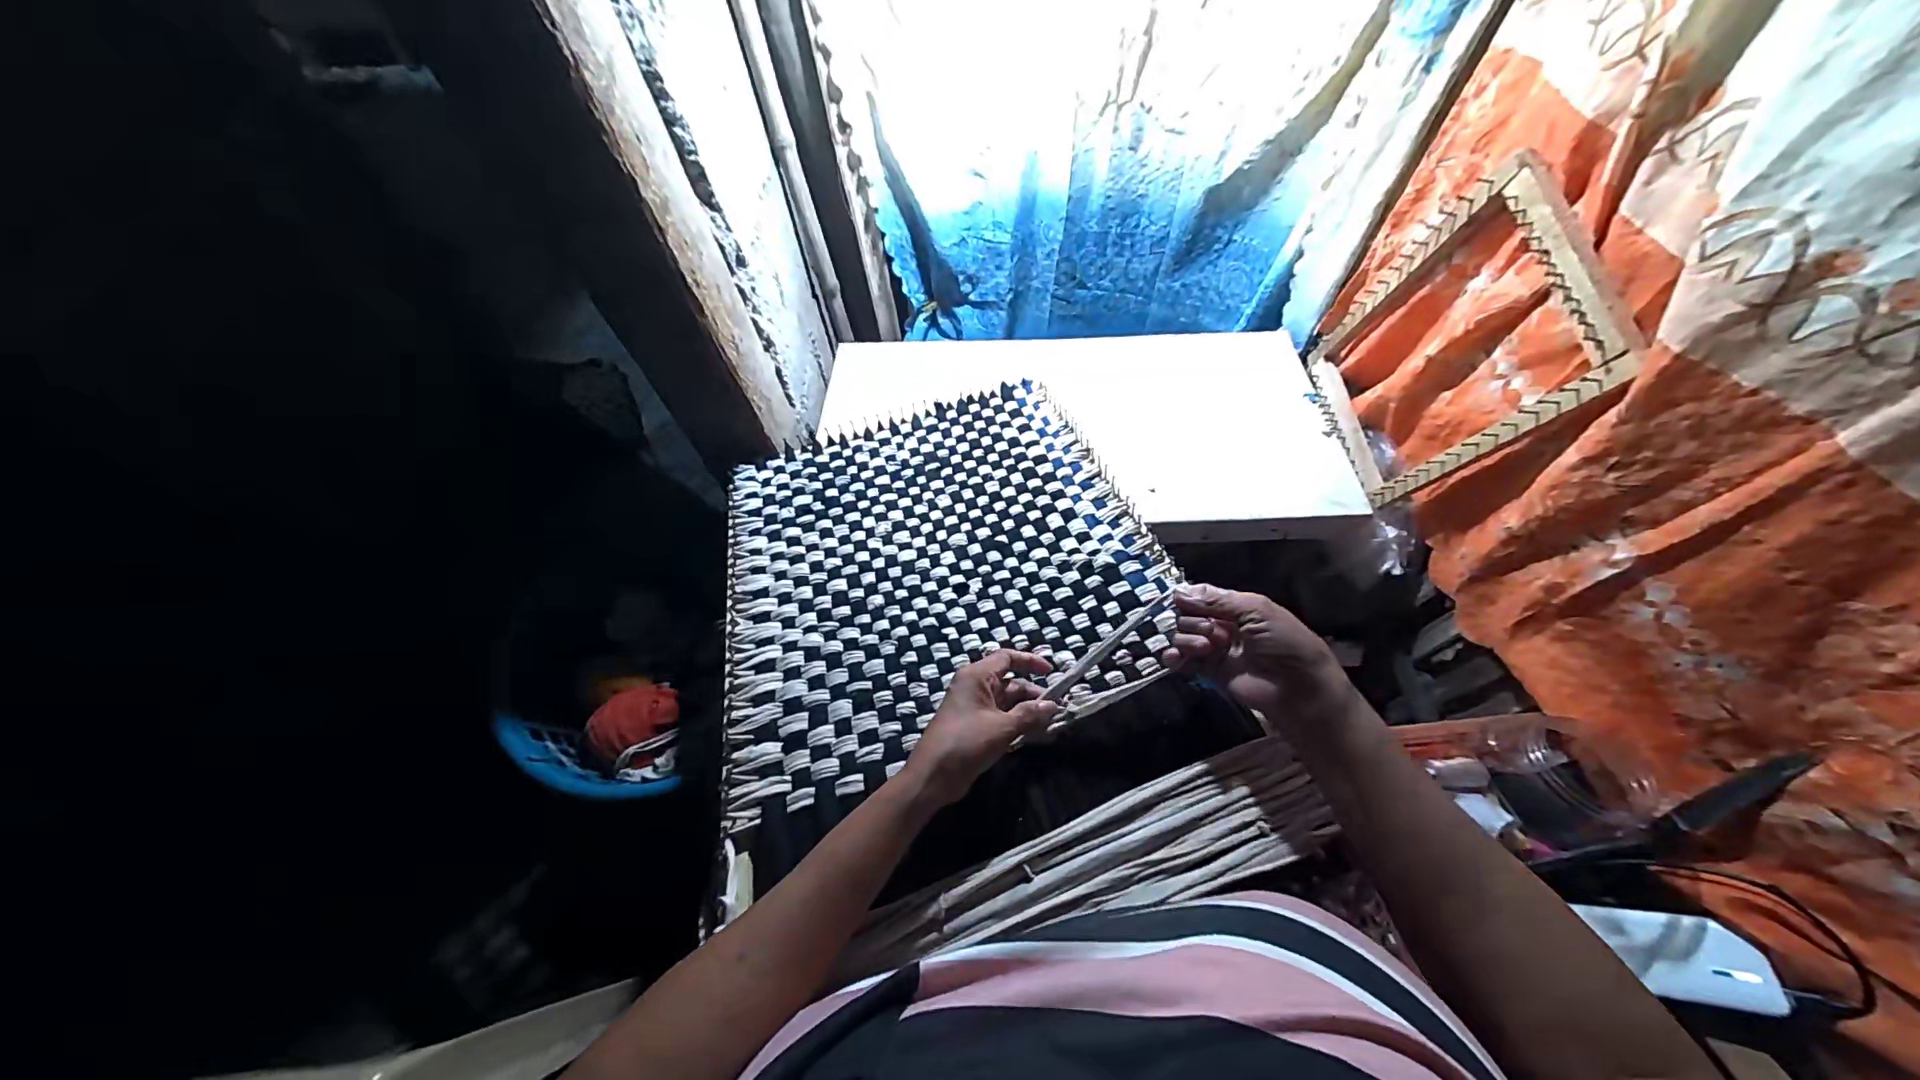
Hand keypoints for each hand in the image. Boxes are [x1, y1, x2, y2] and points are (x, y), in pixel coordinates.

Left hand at [899, 650, 1057, 807]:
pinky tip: (1037, 735)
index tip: (1052, 672)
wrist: (933, 775)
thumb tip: (1053, 705)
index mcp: (977, 676)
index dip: (1030, 661)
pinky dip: (1019, 724)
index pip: (1007, 658)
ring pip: (1009, 703)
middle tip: (1059, 708)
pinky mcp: (976, 727)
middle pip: (1011, 683)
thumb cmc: (966, 742)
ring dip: (1029, 712)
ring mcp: (975, 708)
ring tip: (1053, 723)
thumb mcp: (1002, 727)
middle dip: (1034, 694)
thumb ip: (1029, 714)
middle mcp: (975, 687)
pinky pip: (1003, 718)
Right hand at [1156, 583, 1346, 714]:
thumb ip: (1216, 600)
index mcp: (1236, 607)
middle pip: (1188, 616)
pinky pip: (1182, 661)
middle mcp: (1222, 626)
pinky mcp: (1209, 672)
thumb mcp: (1256, 609)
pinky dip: (1173, 658)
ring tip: (1205, 648)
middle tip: (1210, 632)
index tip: (1178, 601)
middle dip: (1193, 622)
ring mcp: (1215, 649)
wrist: (1298, 688)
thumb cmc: (1285, 642)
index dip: (1188, 598)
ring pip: (1182, 637)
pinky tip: (1174, 658)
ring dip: (1187, 640)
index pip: (1201, 597)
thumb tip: (1178, 593)